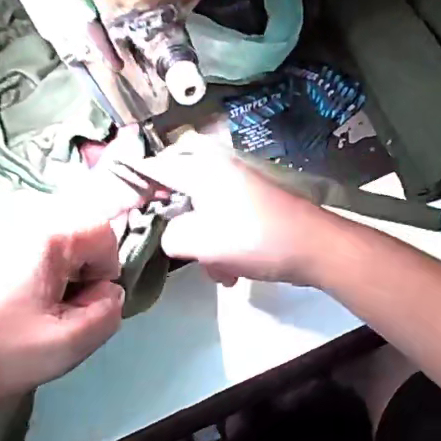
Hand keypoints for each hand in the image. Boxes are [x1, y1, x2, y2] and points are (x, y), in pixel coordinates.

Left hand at [0, 192, 127, 419]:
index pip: (104, 231)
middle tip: (44, 314)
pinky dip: (0, 267)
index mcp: (43, 230)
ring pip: (30, 235)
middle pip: (66, 228)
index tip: (77, 309)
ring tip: (7, 312)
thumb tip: (104, 292)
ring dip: (36, 269)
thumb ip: (108, 313)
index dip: (104, 273)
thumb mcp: (66, 346)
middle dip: (70, 269)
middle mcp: (7, 210)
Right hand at [133, 133, 347, 286]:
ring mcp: (240, 188)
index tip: (124, 214)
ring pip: (204, 216)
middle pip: (179, 195)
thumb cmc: (256, 240)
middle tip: (179, 249)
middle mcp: (219, 170)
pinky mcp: (256, 207)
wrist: (316, 248)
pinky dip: (224, 247)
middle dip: (178, 229)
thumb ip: (170, 236)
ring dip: (205, 246)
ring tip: (218, 271)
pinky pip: (226, 225)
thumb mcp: (200, 242)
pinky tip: (233, 272)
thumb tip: (169, 235)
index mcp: (201, 169)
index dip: (134, 189)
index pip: (153, 167)